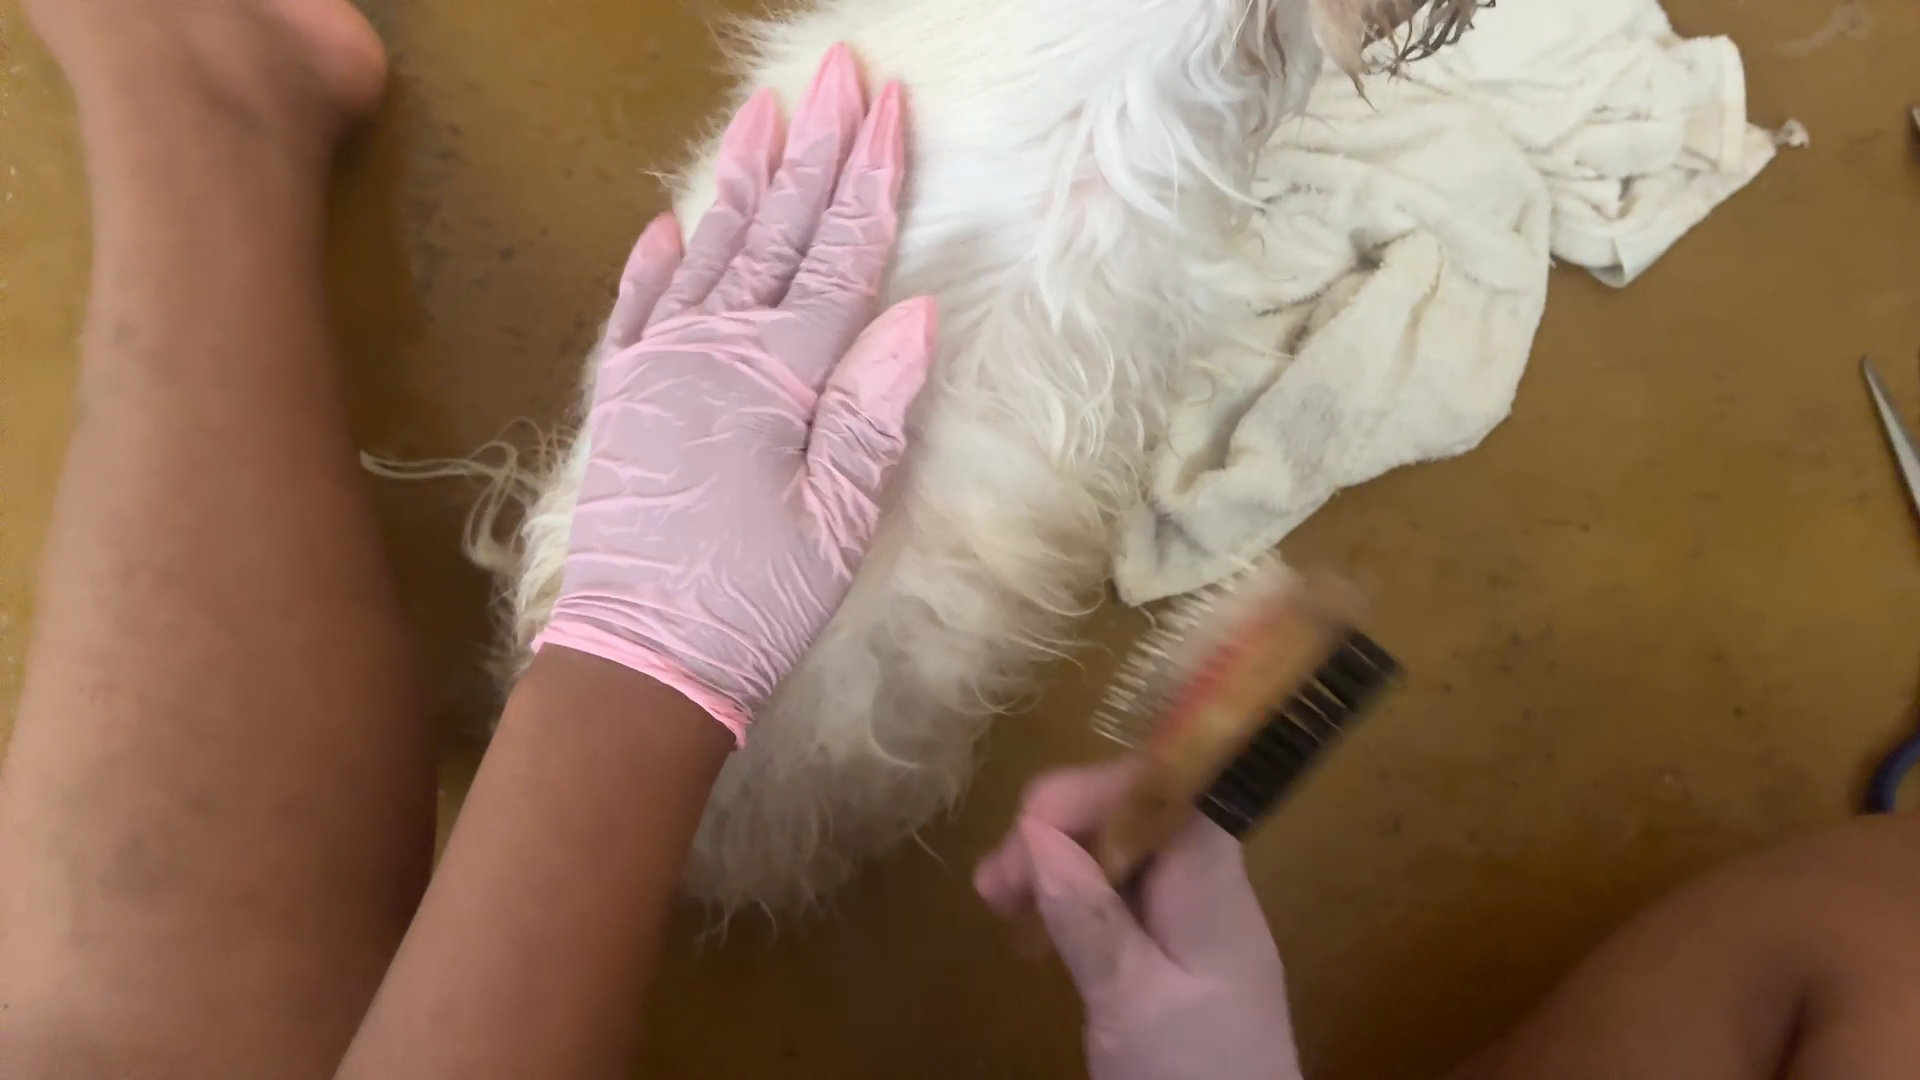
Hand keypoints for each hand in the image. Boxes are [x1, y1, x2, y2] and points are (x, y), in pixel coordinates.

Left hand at [535, 44, 934, 743]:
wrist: (641, 662)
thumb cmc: (754, 602)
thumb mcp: (842, 522)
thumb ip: (873, 412)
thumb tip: (913, 315)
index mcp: (774, 378)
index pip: (838, 260)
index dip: (870, 184)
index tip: (890, 111)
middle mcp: (709, 352)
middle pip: (777, 235)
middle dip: (815, 151)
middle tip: (839, 75)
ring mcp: (654, 369)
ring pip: (710, 253)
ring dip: (742, 180)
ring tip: (765, 111)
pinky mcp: (621, 400)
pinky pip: (638, 308)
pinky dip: (656, 261)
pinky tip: (670, 222)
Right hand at [976, 763, 1306, 1079]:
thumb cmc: (1195, 1077)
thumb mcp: (1131, 1001)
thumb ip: (1088, 916)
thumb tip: (1033, 830)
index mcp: (1206, 869)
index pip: (1144, 785)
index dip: (1078, 797)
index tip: (1019, 842)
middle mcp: (1196, 868)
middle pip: (1117, 809)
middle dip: (1050, 832)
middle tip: (994, 887)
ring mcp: (1180, 899)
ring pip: (1104, 843)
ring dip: (1048, 860)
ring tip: (999, 900)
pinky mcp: (1162, 930)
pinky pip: (1108, 883)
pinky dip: (1064, 891)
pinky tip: (1033, 919)